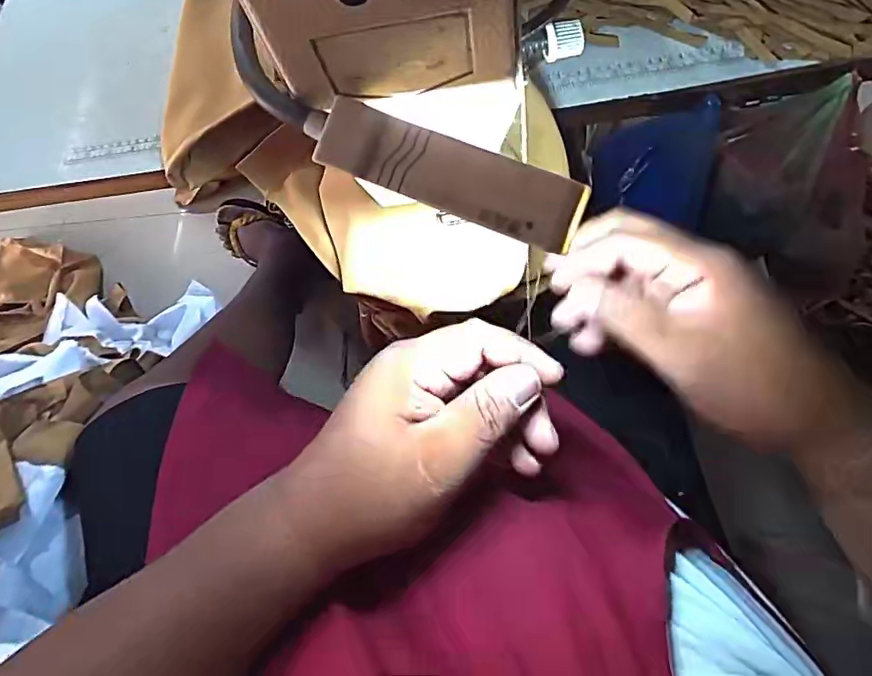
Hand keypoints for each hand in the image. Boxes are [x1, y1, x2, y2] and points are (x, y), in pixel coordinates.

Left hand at [274, 320, 564, 571]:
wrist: (313, 533)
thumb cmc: (374, 494)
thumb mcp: (438, 458)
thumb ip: (487, 414)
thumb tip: (532, 377)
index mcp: (415, 362)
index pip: (482, 339)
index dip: (524, 356)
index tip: (558, 384)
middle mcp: (416, 366)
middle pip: (484, 365)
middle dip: (520, 400)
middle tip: (546, 444)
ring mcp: (416, 391)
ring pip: (479, 391)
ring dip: (511, 422)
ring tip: (534, 463)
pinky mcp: (418, 416)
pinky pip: (464, 413)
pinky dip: (490, 435)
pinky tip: (513, 466)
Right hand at [545, 210, 854, 454]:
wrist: (817, 420)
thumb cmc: (749, 386)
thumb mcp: (678, 354)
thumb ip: (624, 314)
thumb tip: (576, 288)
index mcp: (697, 260)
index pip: (626, 238)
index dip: (583, 256)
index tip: (550, 282)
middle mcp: (696, 261)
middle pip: (629, 244)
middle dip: (588, 266)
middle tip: (557, 298)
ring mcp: (698, 284)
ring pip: (635, 274)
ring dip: (602, 294)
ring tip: (572, 328)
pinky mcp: (698, 308)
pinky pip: (651, 299)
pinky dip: (623, 313)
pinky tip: (599, 339)